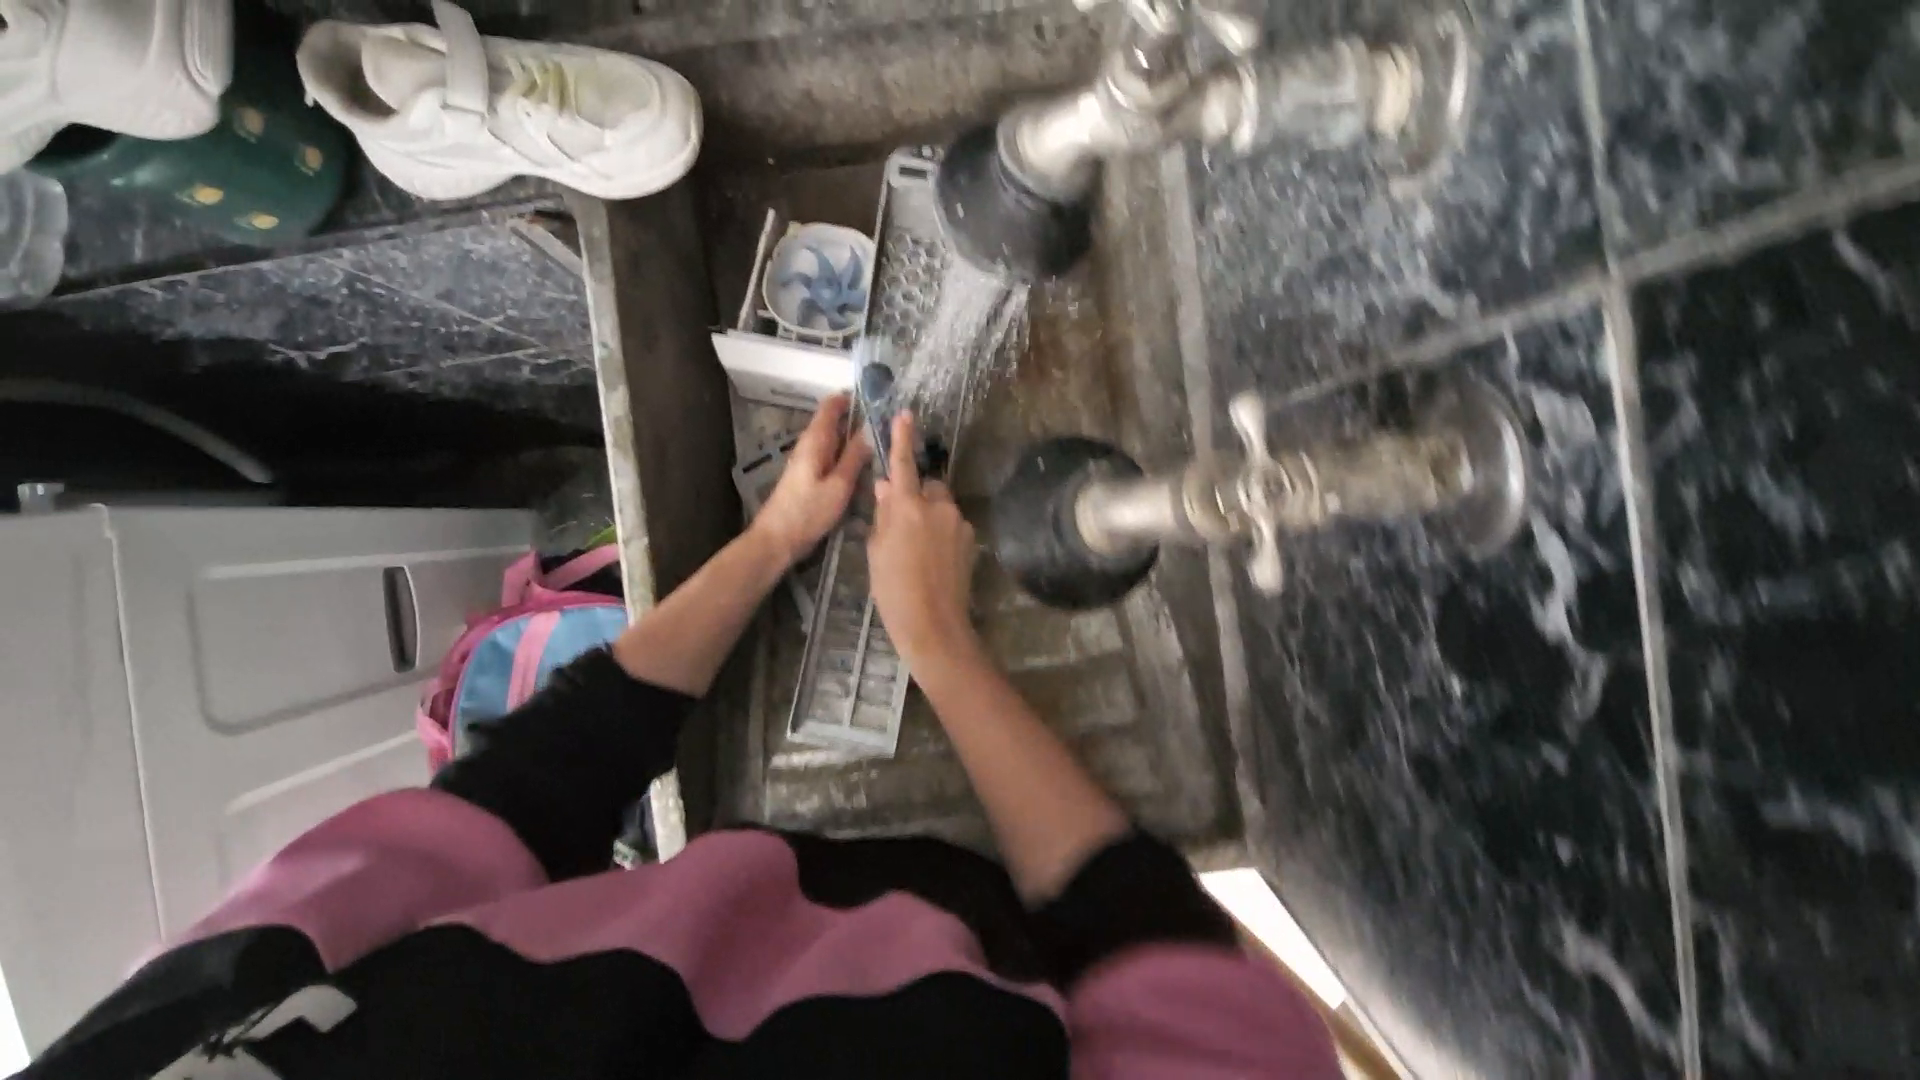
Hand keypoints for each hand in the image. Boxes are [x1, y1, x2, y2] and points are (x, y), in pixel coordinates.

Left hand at [752, 393, 871, 565]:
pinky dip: (847, 455)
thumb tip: (870, 431)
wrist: (777, 540)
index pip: (831, 406)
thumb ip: (854, 458)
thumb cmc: (808, 512)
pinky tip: (863, 466)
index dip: (851, 398)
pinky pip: (831, 457)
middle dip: (857, 419)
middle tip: (888, 422)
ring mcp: (807, 462)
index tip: (876, 398)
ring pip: (834, 441)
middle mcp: (809, 446)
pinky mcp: (808, 477)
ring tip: (881, 442)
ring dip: (853, 438)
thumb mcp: (838, 485)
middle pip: (833, 422)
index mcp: (815, 441)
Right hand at [869, 412, 980, 666]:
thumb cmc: (893, 590)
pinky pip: (953, 525)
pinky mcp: (971, 539)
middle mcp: (937, 507)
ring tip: (917, 549)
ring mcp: (959, 522)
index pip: (903, 464)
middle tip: (901, 525)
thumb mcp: (876, 550)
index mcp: (907, 507)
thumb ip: (882, 514)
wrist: (933, 624)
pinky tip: (934, 560)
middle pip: (927, 486)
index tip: (905, 414)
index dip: (901, 438)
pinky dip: (943, 533)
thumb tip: (886, 487)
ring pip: (941, 507)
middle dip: (916, 496)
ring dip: (930, 516)